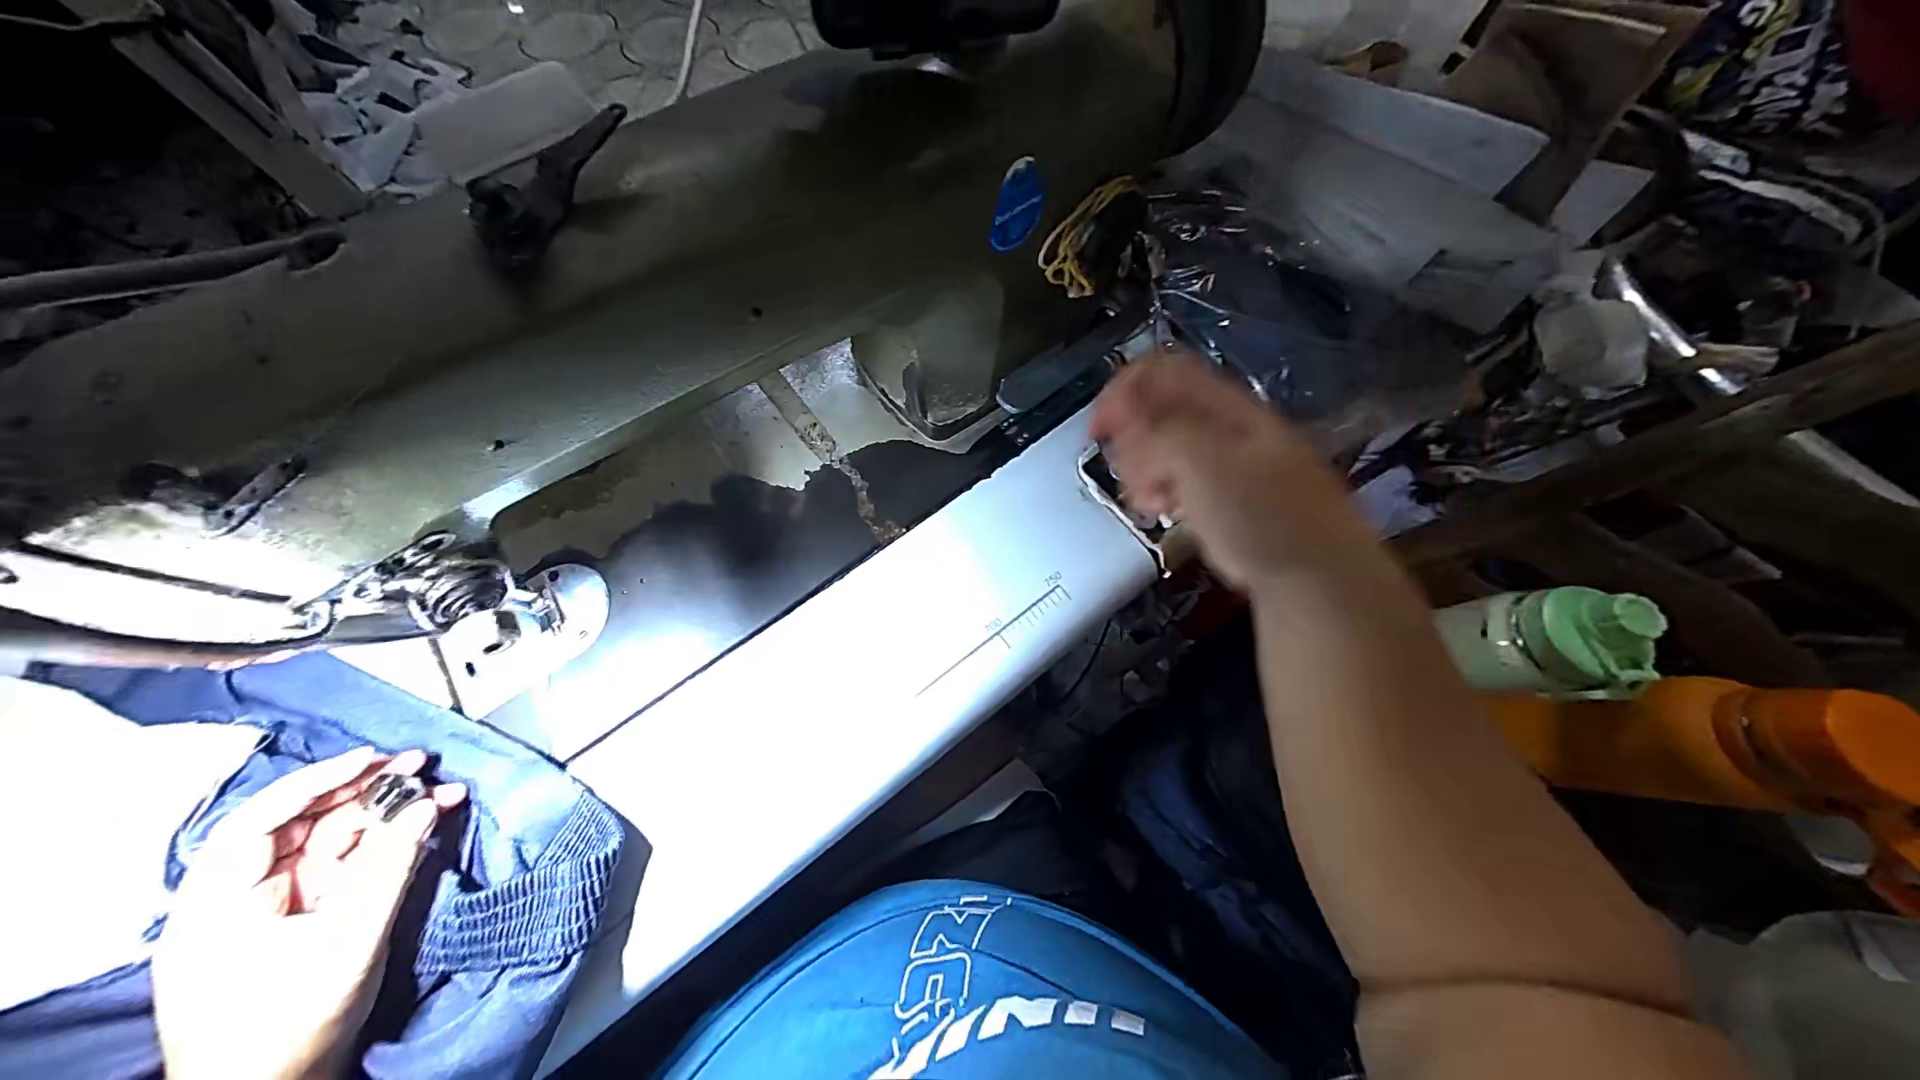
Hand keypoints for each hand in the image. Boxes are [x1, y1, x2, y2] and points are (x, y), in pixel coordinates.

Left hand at [153, 747, 466, 1079]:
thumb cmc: (285, 1028)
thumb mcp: (347, 940)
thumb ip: (390, 867)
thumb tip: (425, 806)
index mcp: (218, 901)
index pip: (263, 818)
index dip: (319, 780)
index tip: (370, 758)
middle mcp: (241, 895)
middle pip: (303, 822)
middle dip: (365, 790)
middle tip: (417, 765)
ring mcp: (276, 905)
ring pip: (333, 839)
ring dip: (387, 814)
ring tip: (437, 793)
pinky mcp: (308, 915)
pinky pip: (349, 864)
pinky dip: (388, 842)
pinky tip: (423, 826)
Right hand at [1090, 347, 1376, 594]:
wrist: (1318, 579)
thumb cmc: (1262, 520)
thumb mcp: (1205, 464)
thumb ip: (1161, 428)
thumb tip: (1126, 407)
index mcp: (1227, 409)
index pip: (1164, 371)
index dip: (1124, 390)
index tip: (1101, 430)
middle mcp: (1228, 428)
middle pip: (1160, 408)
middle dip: (1132, 437)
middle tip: (1128, 474)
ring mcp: (1230, 461)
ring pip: (1167, 445)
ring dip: (1142, 468)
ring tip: (1146, 499)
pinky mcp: (1229, 495)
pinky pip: (1180, 476)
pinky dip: (1161, 489)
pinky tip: (1163, 509)